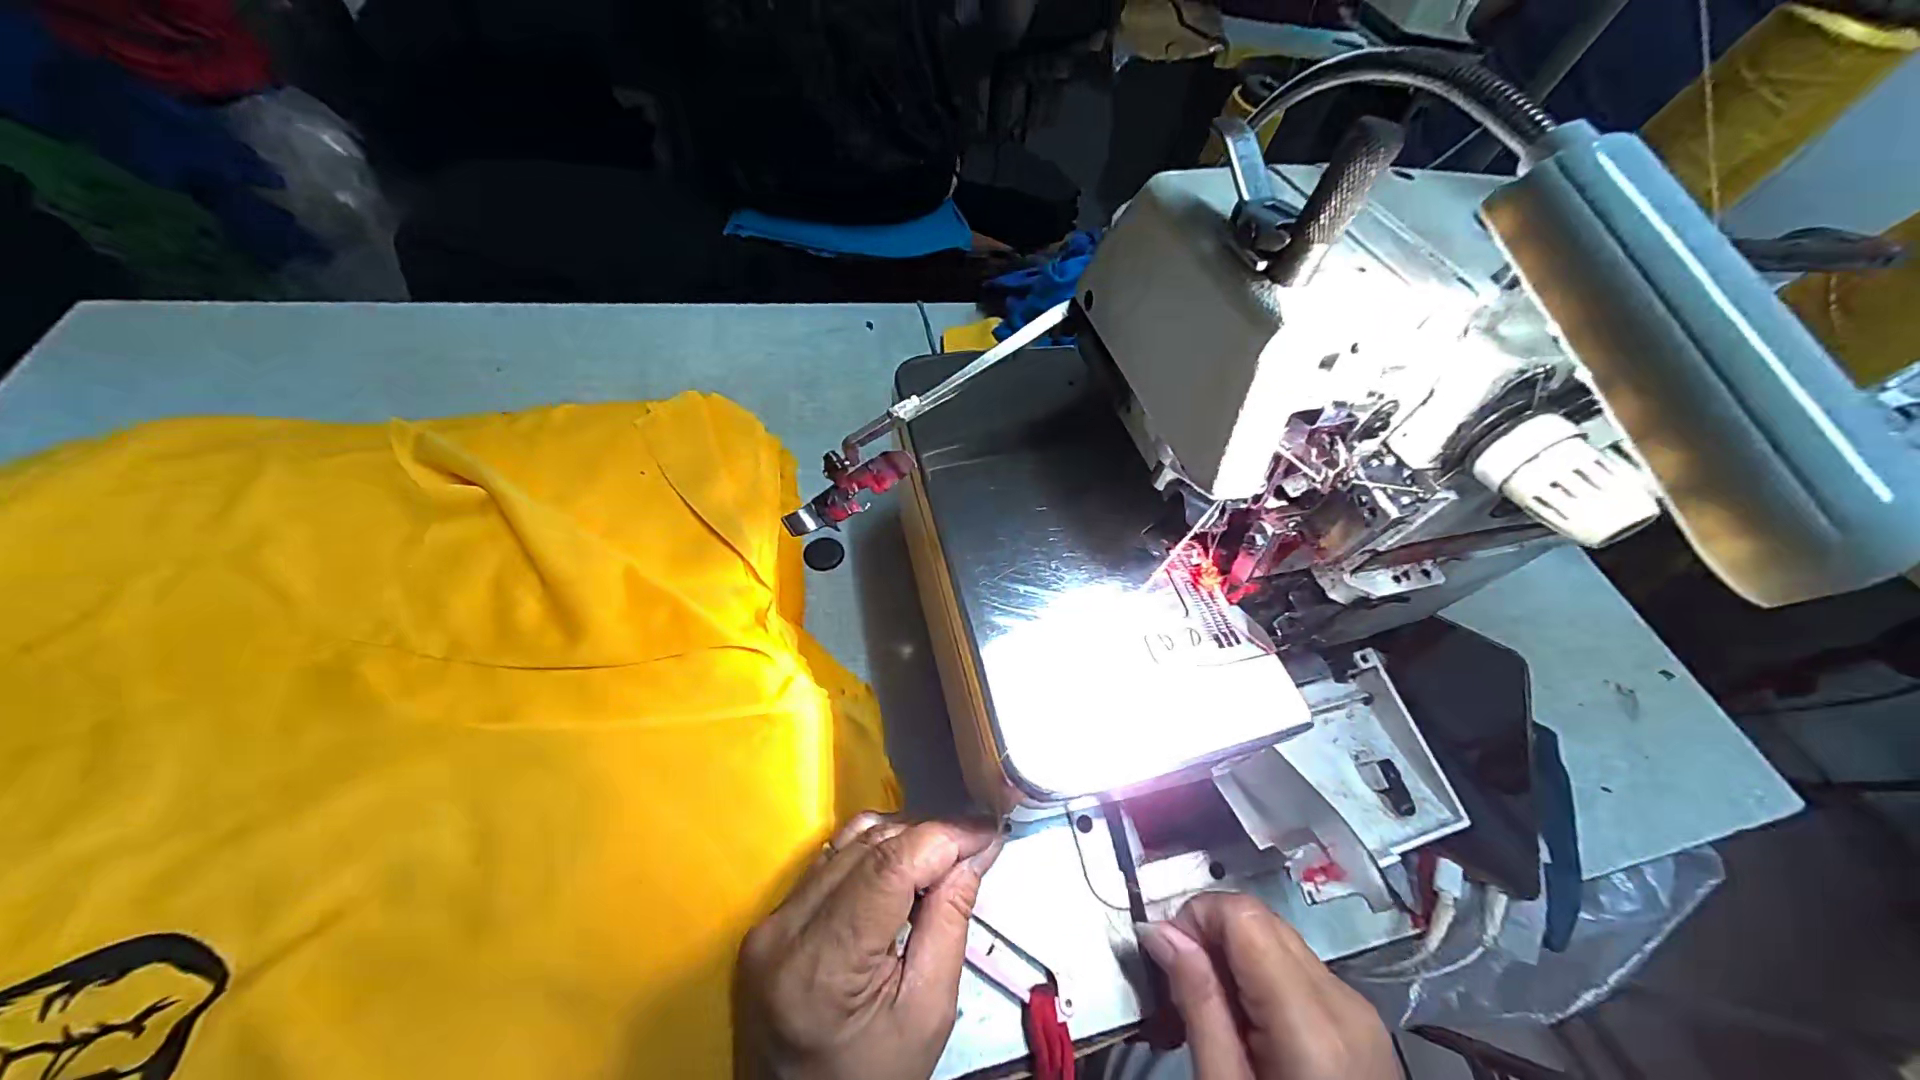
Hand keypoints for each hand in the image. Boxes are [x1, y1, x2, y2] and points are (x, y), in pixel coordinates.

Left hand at [737, 813, 1003, 1079]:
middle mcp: (785, 930)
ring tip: (943, 856)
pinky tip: (903, 865)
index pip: (888, 866)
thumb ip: (949, 923)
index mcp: (824, 965)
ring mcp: (771, 921)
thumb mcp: (927, 1014)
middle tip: (973, 846)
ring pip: (848, 842)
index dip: (943, 837)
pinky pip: (829, 860)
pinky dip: (872, 850)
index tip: (987, 832)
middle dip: (929, 835)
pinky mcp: (770, 918)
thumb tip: (974, 853)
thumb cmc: (872, 1078)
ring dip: (903, 837)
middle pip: (869, 846)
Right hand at [1137, 892, 1398, 1079]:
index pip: (1242, 913)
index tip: (1169, 962)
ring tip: (1211, 1010)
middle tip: (1182, 989)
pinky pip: (1294, 966)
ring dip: (1230, 956)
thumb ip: (1198, 1004)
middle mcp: (1342, 999)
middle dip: (1209, 937)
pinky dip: (1257, 976)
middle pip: (1258, 918)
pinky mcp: (1358, 1019)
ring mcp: (1356, 1008)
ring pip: (1274, 937)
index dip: (1195, 920)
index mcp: (1311, 1021)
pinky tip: (1245, 1022)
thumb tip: (1161, 932)